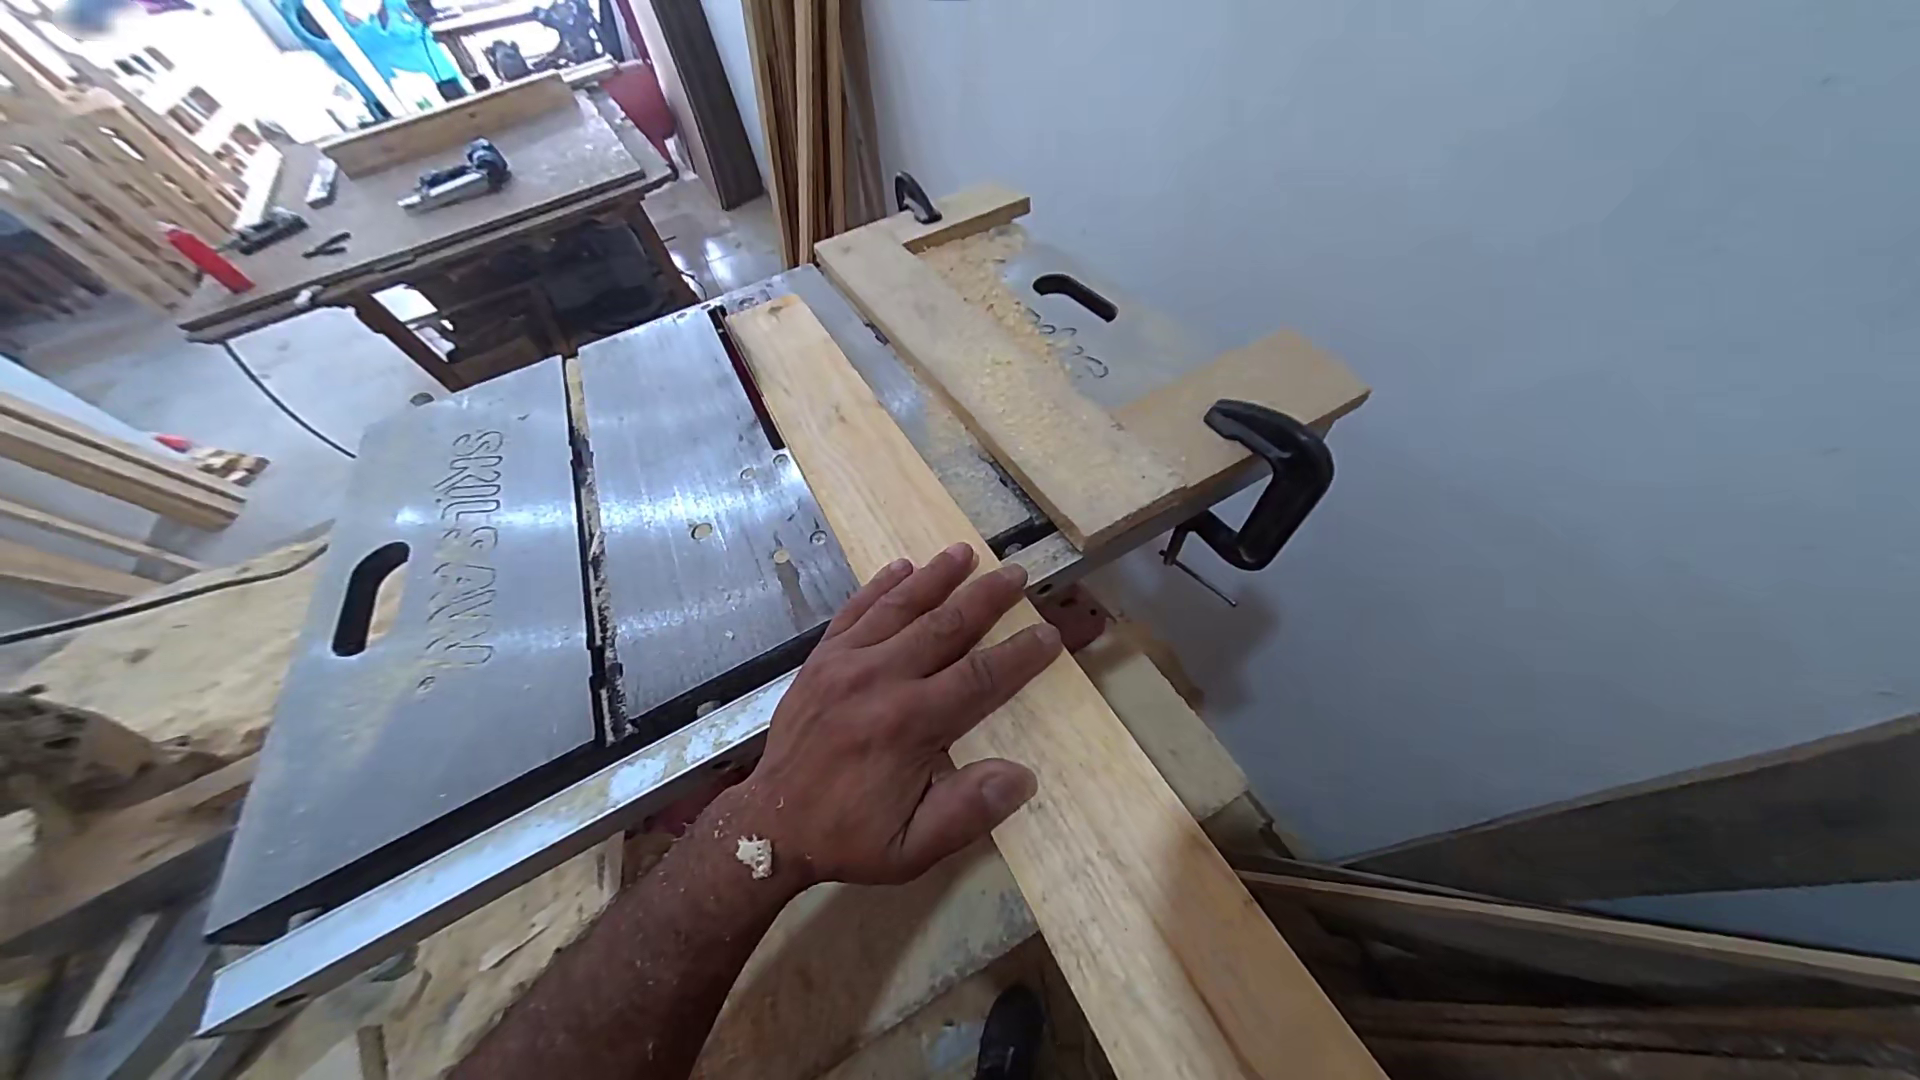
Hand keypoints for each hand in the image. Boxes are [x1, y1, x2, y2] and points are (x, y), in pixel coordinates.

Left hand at [730, 542, 1061, 886]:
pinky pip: (855, 611)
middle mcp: (880, 679)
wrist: (770, 823)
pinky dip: (880, 586)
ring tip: (964, 551)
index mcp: (910, 724)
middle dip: (986, 598)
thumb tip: (1022, 776)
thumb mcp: (912, 848)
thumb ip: (967, 811)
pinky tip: (902, 566)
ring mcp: (845, 661)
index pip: (980, 677)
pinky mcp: (821, 657)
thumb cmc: (849, 836)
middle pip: (946, 626)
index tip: (1047, 634)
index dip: (1019, 654)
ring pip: (901, 606)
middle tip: (1016, 574)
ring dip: (937, 576)